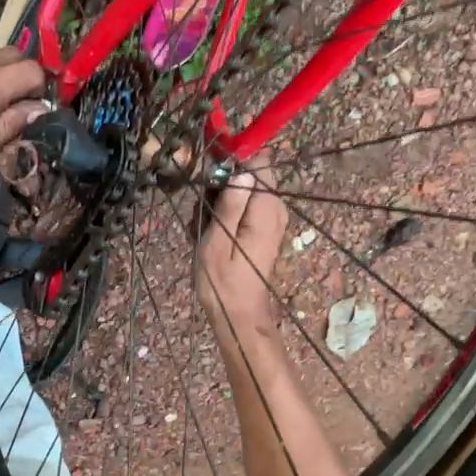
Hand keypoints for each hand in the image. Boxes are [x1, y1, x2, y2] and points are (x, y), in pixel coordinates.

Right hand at [195, 163, 287, 344]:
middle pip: (247, 175)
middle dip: (219, 186)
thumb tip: (241, 173)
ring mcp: (271, 217)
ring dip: (217, 203)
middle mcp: (275, 208)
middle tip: (200, 214)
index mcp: (265, 209)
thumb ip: (230, 205)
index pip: (258, 162)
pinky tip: (209, 235)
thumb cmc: (222, 282)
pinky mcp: (264, 226)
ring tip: (201, 229)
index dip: (232, 163)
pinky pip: (242, 206)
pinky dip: (223, 215)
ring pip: (241, 190)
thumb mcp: (217, 241)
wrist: (237, 314)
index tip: (208, 178)